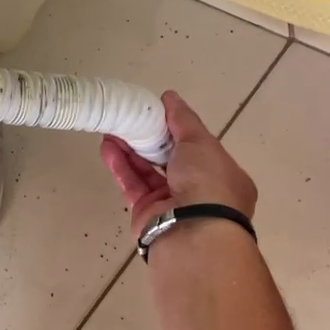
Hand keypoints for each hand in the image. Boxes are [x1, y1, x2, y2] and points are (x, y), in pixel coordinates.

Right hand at [100, 91, 257, 234]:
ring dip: (130, 149)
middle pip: (169, 158)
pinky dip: (120, 166)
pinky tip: (107, 148)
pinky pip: (132, 184)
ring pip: (147, 170)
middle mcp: (199, 189)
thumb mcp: (201, 142)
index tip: (155, 113)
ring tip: (110, 129)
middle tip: (128, 119)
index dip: (176, 128)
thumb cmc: (207, 183)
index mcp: (222, 174)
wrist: (193, 232)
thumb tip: (169, 97)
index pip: (197, 146)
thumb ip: (183, 119)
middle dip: (148, 138)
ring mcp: (172, 202)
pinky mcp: (146, 212)